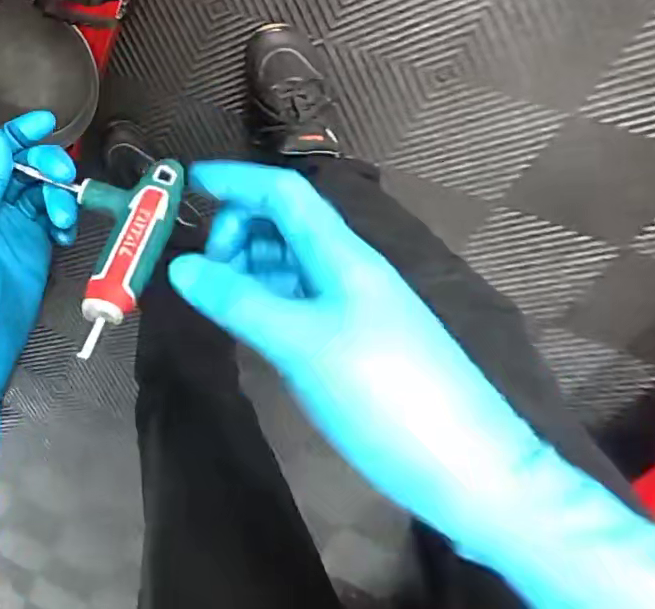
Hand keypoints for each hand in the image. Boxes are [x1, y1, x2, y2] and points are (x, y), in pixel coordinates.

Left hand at [0, 111, 76, 565]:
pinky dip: (62, 218)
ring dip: (57, 193)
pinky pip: (52, 221)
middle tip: (59, 174)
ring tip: (62, 213)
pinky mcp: (31, 255)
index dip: (17, 134)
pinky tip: (64, 228)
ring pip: (40, 193)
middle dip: (44, 163)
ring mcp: (10, 233)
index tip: (44, 121)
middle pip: (21, 169)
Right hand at [173, 163, 654, 608]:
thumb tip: (179, 266)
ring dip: (244, 263)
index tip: (186, 182)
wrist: (475, 477)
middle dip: (235, 228)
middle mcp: (343, 266)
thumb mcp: (301, 344)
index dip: (234, 178)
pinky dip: (260, 294)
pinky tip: (244, 319)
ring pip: (284, 258)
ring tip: (217, 296)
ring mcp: (347, 301)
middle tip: (205, 268)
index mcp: (341, 252)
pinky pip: (292, 294)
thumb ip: (237, 300)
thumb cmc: (386, 393)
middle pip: (280, 220)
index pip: (282, 191)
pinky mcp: (346, 335)